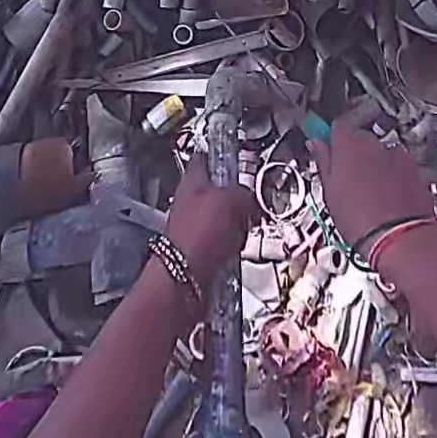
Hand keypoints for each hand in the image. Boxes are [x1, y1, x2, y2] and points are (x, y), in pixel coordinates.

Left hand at [163, 154, 254, 289]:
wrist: (185, 282)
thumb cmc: (200, 235)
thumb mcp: (232, 201)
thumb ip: (245, 193)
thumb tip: (251, 199)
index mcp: (192, 180)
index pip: (206, 157)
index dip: (222, 155)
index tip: (237, 156)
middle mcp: (190, 201)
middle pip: (219, 190)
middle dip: (238, 196)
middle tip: (250, 202)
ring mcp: (194, 227)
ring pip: (224, 217)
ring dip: (238, 223)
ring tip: (245, 229)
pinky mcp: (201, 251)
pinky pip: (224, 242)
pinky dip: (234, 245)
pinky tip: (237, 249)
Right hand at [308, 112, 435, 252]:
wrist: (400, 239)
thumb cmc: (361, 220)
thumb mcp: (330, 192)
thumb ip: (323, 161)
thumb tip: (316, 145)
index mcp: (347, 144)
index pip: (337, 126)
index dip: (333, 138)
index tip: (329, 149)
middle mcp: (372, 143)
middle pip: (359, 137)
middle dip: (354, 153)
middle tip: (348, 179)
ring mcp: (395, 154)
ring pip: (379, 152)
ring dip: (374, 164)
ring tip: (370, 192)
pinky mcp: (413, 168)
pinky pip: (398, 164)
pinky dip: (394, 174)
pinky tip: (388, 195)